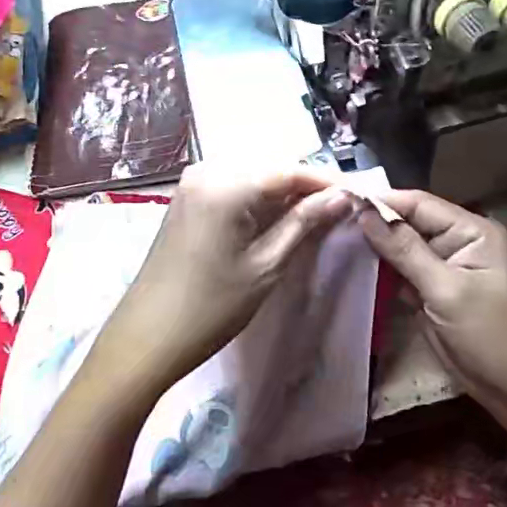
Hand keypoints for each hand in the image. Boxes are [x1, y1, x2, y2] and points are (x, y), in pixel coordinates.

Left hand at [94, 163, 357, 392]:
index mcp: (226, 183)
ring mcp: (191, 184)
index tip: (359, 198)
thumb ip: (305, 224)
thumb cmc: (212, 306)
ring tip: (315, 218)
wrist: (147, 337)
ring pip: (252, 178)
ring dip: (283, 195)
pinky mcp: (185, 201)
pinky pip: (232, 189)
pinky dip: (258, 202)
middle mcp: (206, 171)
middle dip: (306, 188)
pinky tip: (277, 221)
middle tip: (340, 211)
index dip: (328, 183)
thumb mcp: (266, 265)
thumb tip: (343, 197)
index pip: (290, 170)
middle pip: (270, 169)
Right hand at [358, 190, 506, 470]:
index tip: (339, 202)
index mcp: (472, 231)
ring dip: (375, 248)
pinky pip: (403, 272)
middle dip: (374, 224)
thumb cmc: (490, 335)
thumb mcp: (446, 290)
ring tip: (334, 239)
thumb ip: (405, 250)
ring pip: (402, 247)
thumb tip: (365, 213)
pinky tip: (353, 265)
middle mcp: (458, 242)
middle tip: (330, 222)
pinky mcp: (433, 291)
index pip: (419, 204)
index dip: (381, 201)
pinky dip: (383, 271)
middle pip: (409, 222)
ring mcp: (445, 267)